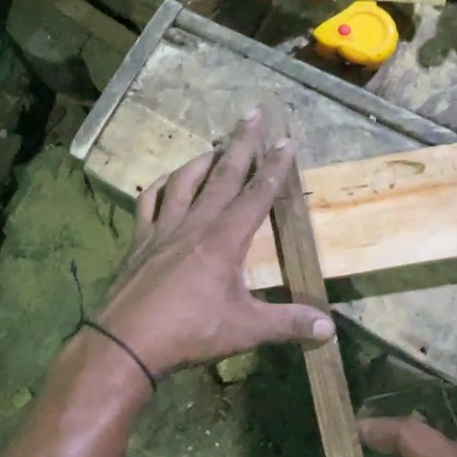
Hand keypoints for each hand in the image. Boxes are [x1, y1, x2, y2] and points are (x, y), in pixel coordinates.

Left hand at [94, 108, 335, 375]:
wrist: (126, 341)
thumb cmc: (190, 332)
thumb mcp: (246, 330)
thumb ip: (288, 324)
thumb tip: (329, 328)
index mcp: (225, 239)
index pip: (257, 194)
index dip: (274, 167)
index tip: (285, 140)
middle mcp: (196, 223)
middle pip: (223, 175)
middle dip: (241, 144)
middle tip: (252, 115)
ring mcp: (163, 228)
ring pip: (185, 181)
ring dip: (202, 160)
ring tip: (216, 146)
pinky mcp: (140, 240)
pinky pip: (150, 202)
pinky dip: (161, 186)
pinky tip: (167, 181)